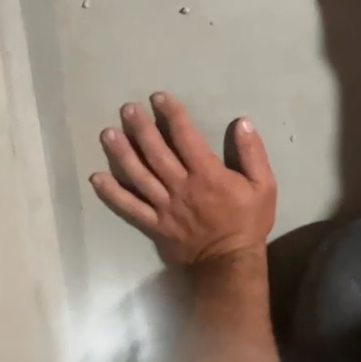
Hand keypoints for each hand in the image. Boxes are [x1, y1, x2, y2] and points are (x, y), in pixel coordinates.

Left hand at [90, 92, 276, 267]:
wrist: (230, 263)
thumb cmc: (248, 222)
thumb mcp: (264, 186)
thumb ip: (253, 153)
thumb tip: (243, 122)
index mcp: (207, 174)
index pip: (186, 137)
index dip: (172, 115)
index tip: (158, 98)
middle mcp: (181, 187)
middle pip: (156, 152)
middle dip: (140, 127)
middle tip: (126, 108)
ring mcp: (164, 207)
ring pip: (138, 175)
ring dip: (121, 153)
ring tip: (107, 133)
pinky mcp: (154, 225)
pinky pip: (129, 207)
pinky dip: (111, 194)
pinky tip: (97, 178)